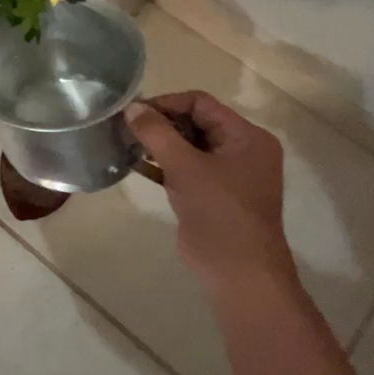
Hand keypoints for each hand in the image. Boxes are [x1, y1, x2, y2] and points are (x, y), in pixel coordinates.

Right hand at [125, 92, 295, 296]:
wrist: (238, 271)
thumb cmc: (219, 211)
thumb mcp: (184, 166)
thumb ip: (156, 132)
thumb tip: (131, 107)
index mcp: (247, 137)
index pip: (201, 103)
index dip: (166, 103)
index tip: (133, 115)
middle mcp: (242, 150)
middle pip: (195, 121)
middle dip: (160, 123)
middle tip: (126, 129)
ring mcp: (229, 173)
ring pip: (188, 144)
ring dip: (158, 143)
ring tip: (127, 144)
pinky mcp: (213, 192)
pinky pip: (186, 166)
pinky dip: (163, 163)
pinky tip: (135, 164)